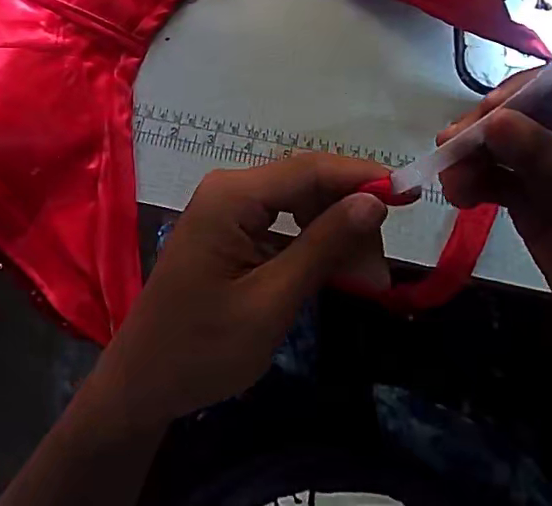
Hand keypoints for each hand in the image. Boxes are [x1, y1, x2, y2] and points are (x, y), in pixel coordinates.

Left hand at [92, 154, 392, 424]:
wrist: (142, 383)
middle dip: (350, 215)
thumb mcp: (272, 301)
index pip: (310, 169)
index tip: (409, 193)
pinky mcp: (230, 229)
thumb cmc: (202, 348)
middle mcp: (229, 189)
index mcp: (232, 195)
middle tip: (384, 264)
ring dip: (335, 234)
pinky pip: (282, 223)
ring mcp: (227, 208)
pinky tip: (337, 271)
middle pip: (306, 184)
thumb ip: (323, 246)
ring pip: (299, 204)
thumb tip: (375, 201)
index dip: (362, 176)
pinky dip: (312, 245)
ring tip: (368, 277)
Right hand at [437, 61, 551, 371]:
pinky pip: (500, 179)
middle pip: (534, 109)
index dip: (532, 88)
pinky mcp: (539, 207)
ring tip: (449, 173)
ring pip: (511, 143)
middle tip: (455, 143)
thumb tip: (497, 122)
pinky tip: (458, 192)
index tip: (491, 112)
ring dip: (476, 151)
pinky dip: (476, 180)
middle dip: (493, 122)